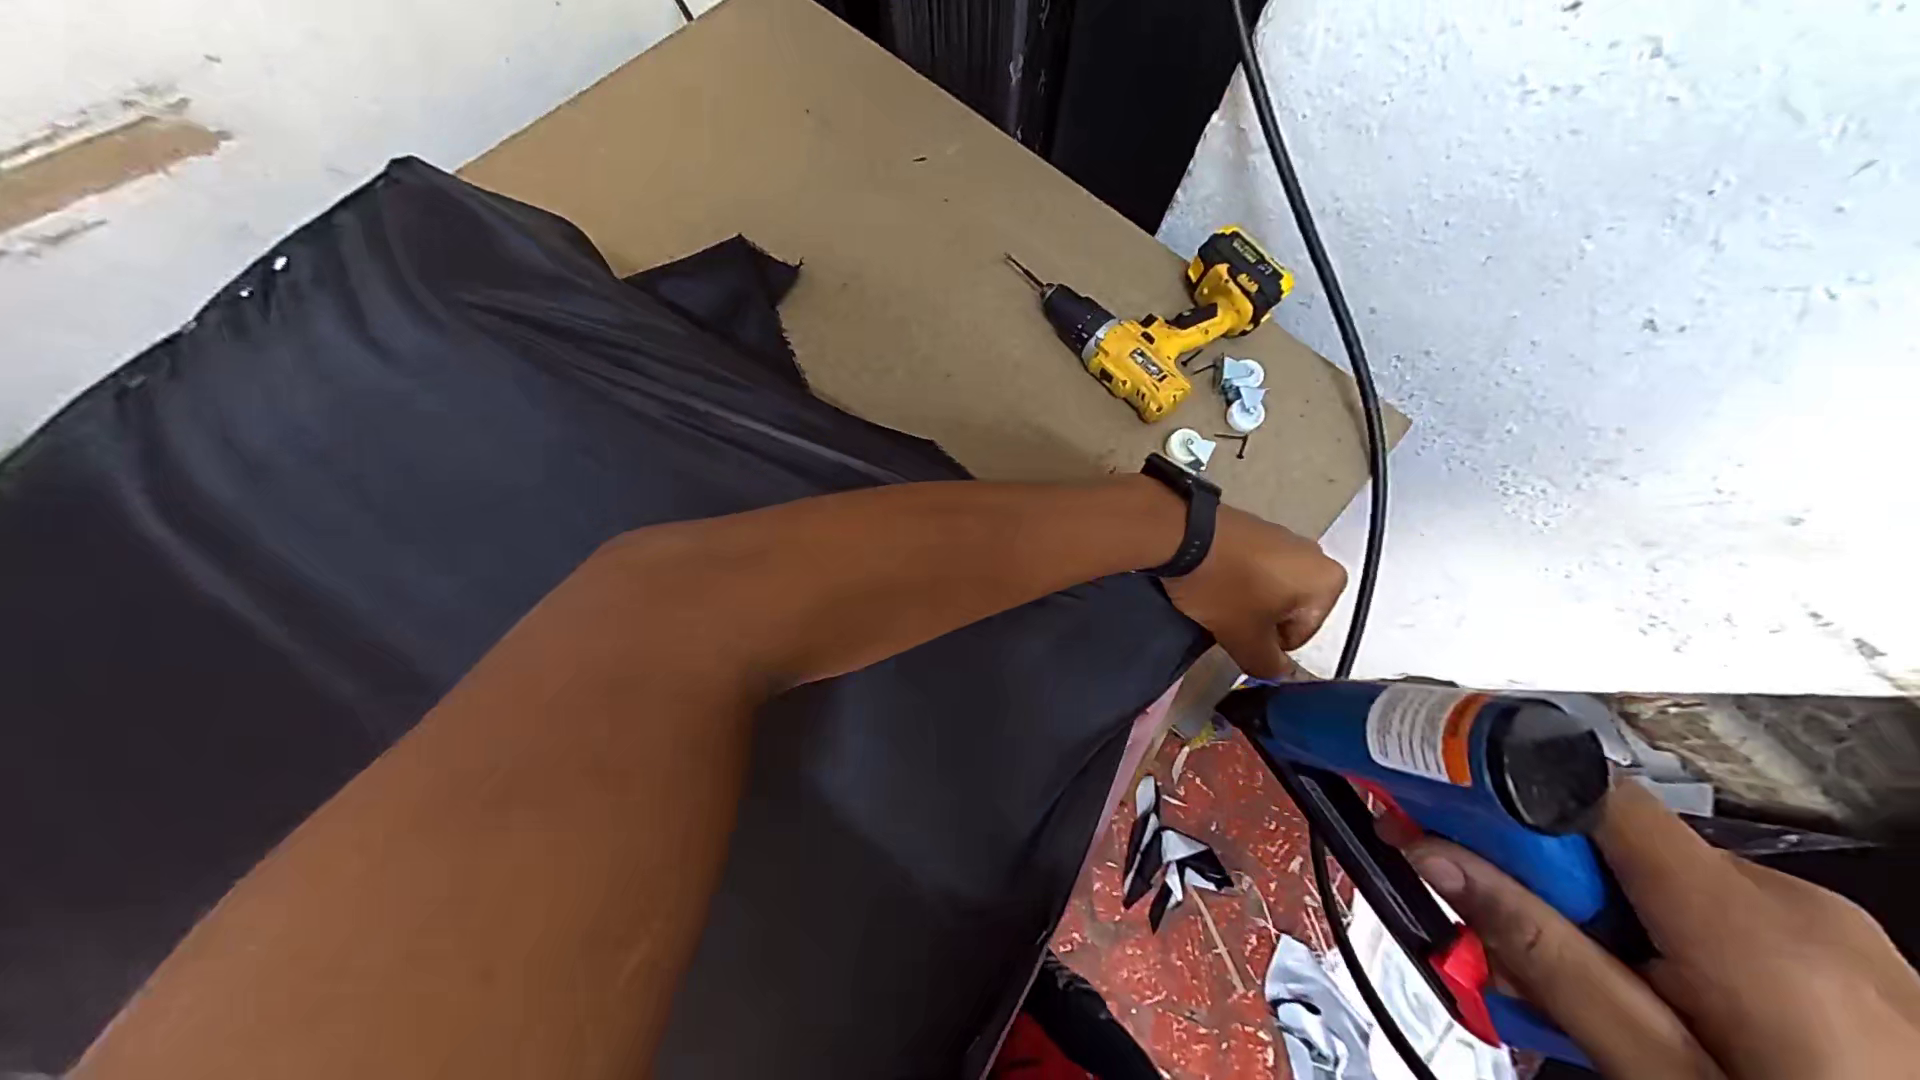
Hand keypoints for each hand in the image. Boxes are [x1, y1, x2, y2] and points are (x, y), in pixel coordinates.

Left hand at [1160, 505, 1346, 678]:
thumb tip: (1279, 674)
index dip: (1267, 644)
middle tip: (1225, 618)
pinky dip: (1231, 577)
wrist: (1181, 534)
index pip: (1301, 635)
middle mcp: (1313, 554)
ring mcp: (1282, 536)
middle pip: (1285, 610)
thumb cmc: (1224, 587)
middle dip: (1255, 620)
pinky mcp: (1251, 526)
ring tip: (1213, 598)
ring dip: (1242, 599)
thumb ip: (1267, 664)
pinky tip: (1209, 578)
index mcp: (1328, 580)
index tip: (1239, 633)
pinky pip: (1246, 565)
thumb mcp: (1244, 637)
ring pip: (1264, 588)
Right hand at [1401, 782, 1919, 1079]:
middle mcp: (1796, 904)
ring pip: (1652, 878)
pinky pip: (1709, 910)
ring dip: (1593, 913)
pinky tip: (1654, 1001)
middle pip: (1610, 841)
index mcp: (1753, 926)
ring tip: (1586, 993)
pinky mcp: (1840, 953)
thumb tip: (1436, 856)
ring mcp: (1829, 929)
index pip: (1590, 791)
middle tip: (1503, 943)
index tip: (1435, 813)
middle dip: (1539, 879)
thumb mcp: (1653, 1072)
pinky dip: (1653, 934)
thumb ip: (1540, 955)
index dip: (1501, 789)